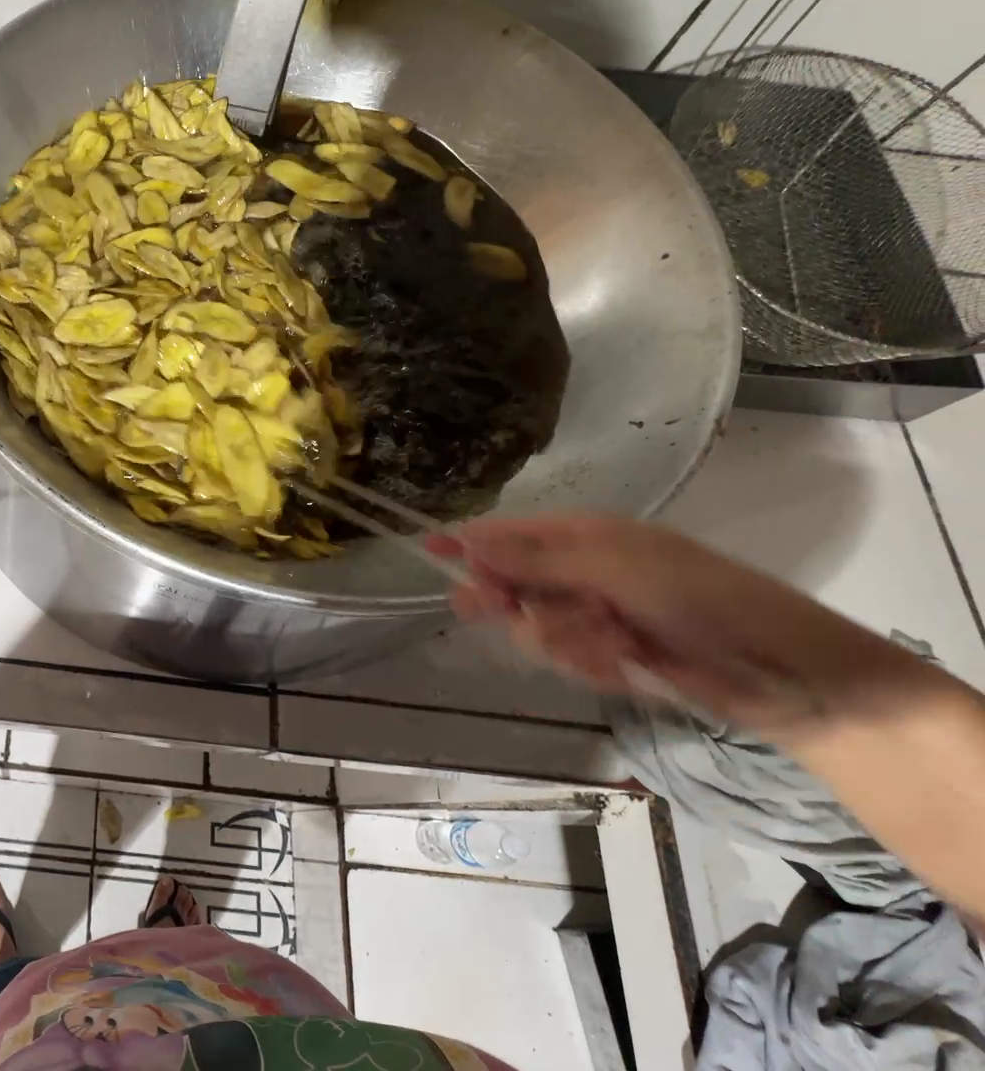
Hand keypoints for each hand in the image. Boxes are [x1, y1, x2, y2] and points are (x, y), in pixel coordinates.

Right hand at [426, 516, 940, 726]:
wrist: (774, 669)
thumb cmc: (698, 599)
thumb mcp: (614, 567)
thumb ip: (537, 558)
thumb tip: (469, 541)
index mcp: (587, 537)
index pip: (511, 533)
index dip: (470, 541)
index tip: (427, 548)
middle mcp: (583, 573)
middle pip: (511, 583)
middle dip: (510, 600)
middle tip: (497, 611)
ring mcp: (593, 614)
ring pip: (532, 627)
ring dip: (561, 638)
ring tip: (607, 643)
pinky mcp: (605, 654)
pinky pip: (562, 657)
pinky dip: (585, 662)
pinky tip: (619, 663)